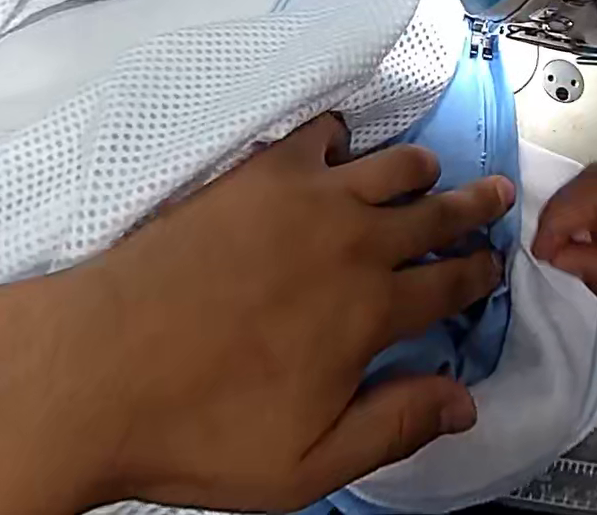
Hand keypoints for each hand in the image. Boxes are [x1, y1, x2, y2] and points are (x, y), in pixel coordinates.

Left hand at [0, 115, 514, 514]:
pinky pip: (322, 132)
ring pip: (395, 163)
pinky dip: (339, 138)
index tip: (491, 260)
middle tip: (497, 192)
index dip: (478, 270)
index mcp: (370, 308)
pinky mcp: (266, 169)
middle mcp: (355, 239)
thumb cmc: (201, 423)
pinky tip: (336, 150)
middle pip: (437, 211)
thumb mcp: (306, 463)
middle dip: (476, 204)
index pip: (450, 280)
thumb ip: (396, 424)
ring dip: (419, 169)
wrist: (99, 365)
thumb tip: (464, 400)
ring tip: (428, 172)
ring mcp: (311, 195)